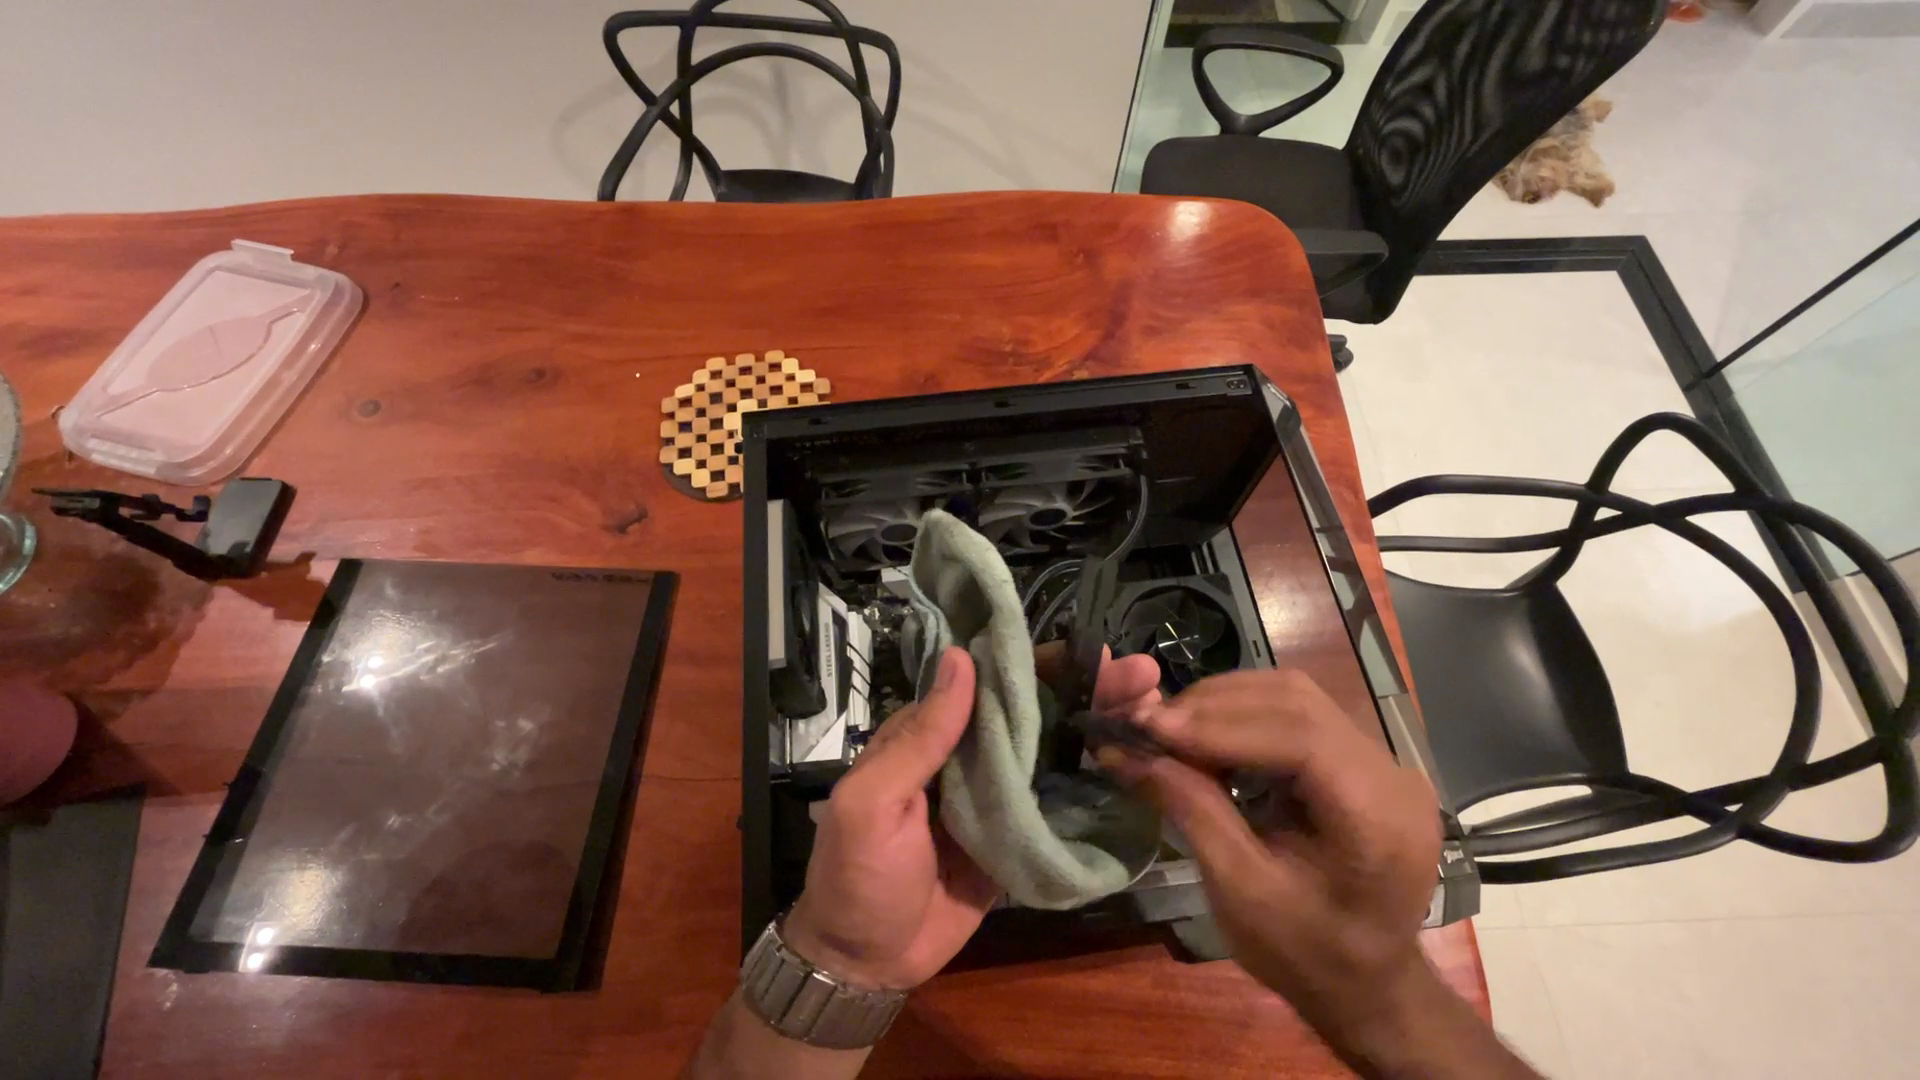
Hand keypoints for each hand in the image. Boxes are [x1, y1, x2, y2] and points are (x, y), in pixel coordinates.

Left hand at [785, 643, 1161, 990]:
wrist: (867, 960)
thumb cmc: (858, 875)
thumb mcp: (872, 802)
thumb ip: (919, 738)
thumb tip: (961, 659)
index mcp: (931, 734)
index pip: (990, 682)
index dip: (1042, 663)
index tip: (1096, 651)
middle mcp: (969, 753)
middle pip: (1034, 710)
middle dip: (1087, 688)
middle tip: (1143, 676)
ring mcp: (998, 794)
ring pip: (1052, 749)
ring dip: (1099, 725)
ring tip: (1153, 709)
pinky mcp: (1018, 833)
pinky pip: (1057, 800)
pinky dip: (1094, 781)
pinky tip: (1137, 766)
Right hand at [1099, 670, 1443, 1053]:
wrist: (1365, 985)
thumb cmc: (1305, 954)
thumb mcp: (1239, 890)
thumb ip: (1189, 808)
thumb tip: (1122, 749)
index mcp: (1378, 817)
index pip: (1300, 738)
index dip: (1219, 724)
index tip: (1150, 725)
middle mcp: (1391, 773)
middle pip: (1296, 702)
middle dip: (1213, 706)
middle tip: (1148, 723)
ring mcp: (1381, 760)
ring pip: (1293, 695)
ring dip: (1223, 703)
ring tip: (1168, 727)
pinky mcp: (1359, 757)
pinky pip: (1296, 712)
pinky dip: (1240, 713)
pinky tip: (1203, 732)